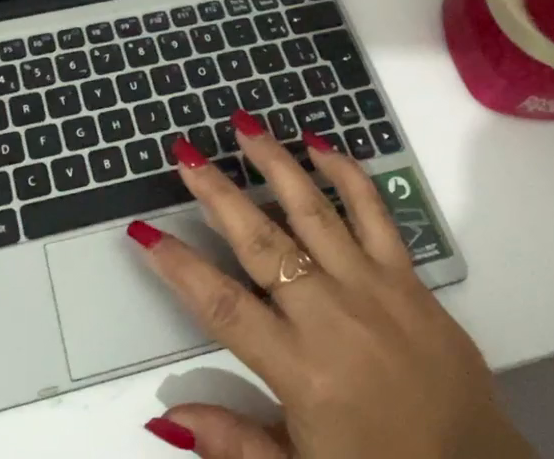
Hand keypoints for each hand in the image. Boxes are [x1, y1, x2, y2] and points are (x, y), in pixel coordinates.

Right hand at [129, 117, 531, 458]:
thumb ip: (234, 441)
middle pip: (262, 241)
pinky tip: (320, 144)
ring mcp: (374, 288)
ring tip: (245, 126)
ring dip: (276, 164)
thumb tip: (164, 414)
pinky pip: (375, 214)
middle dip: (217, 194)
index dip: (180, 267)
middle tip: (185, 153)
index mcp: (300, 369)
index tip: (144, 233)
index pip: (223, 305)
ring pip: (314, 211)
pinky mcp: (409, 278)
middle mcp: (332, 317)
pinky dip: (347, 175)